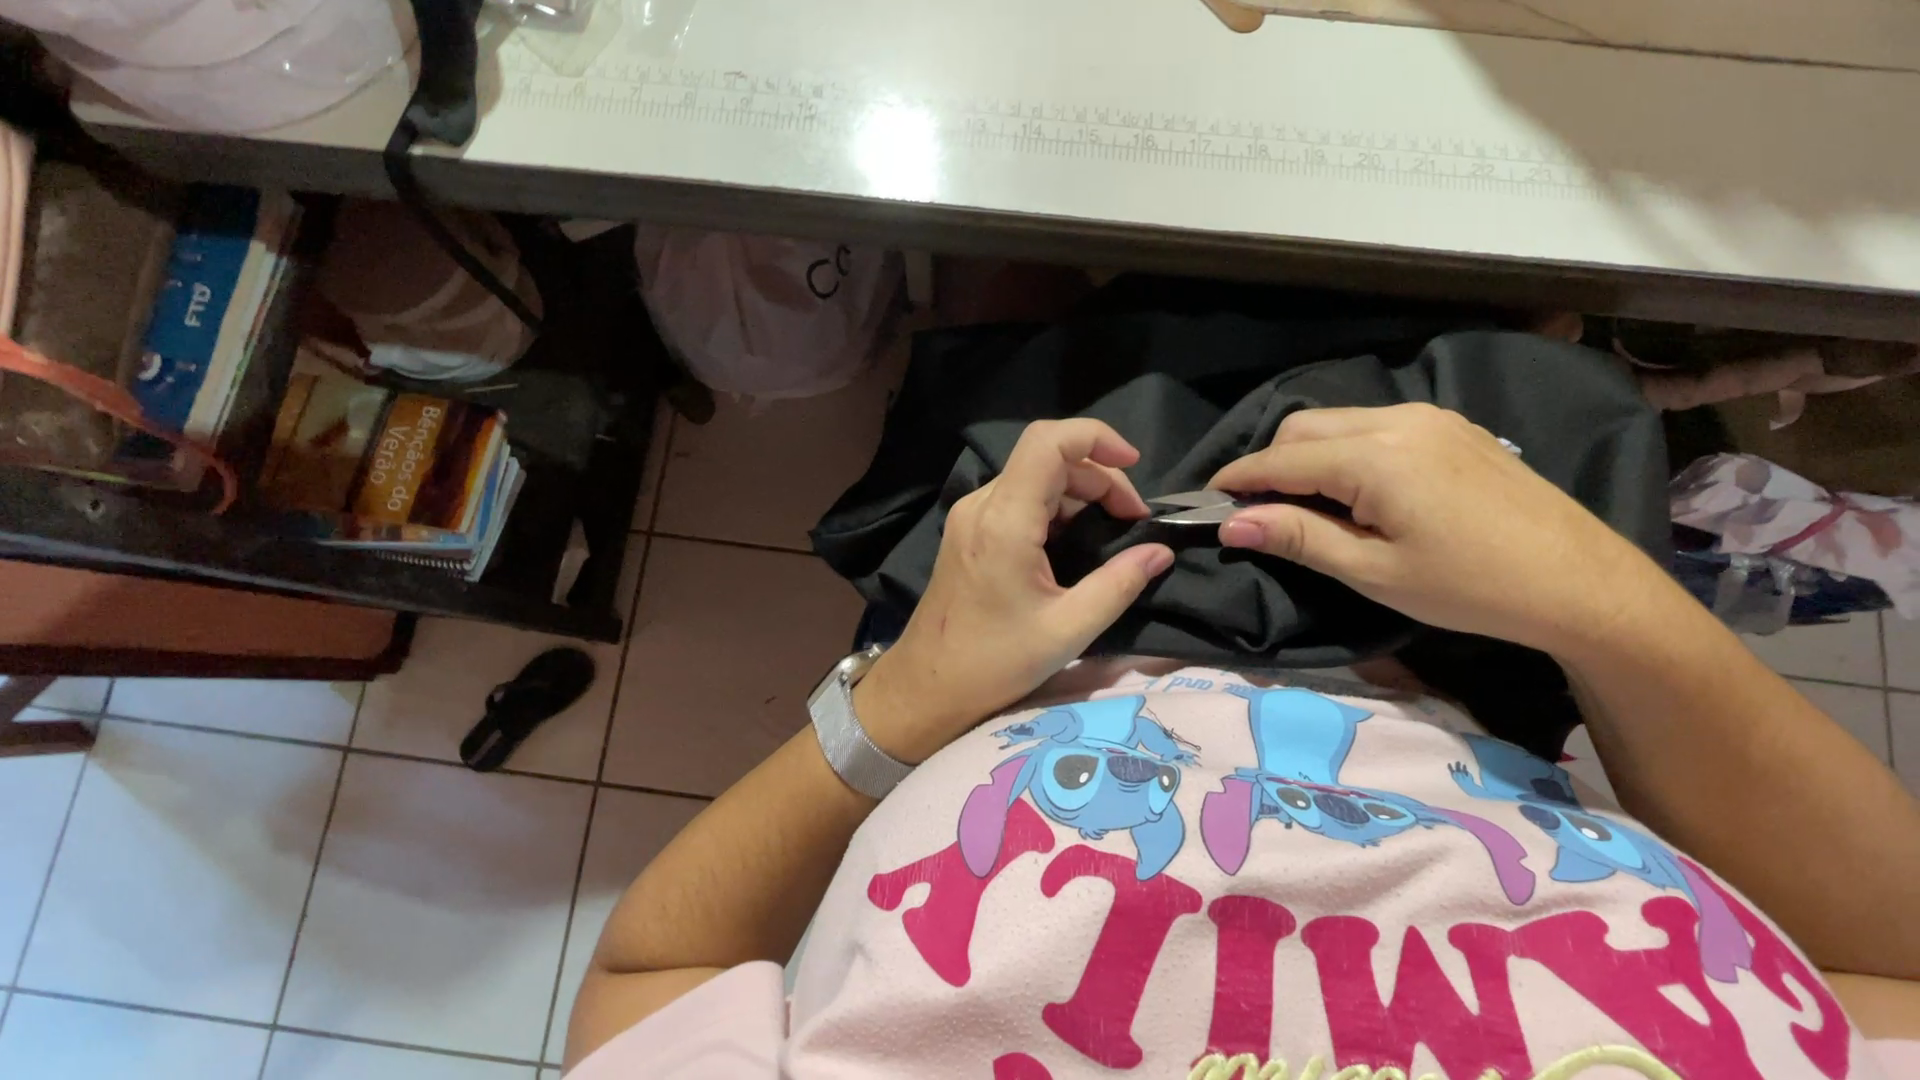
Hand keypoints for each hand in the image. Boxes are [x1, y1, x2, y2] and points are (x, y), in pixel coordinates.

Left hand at [855, 420, 1175, 762]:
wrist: (928, 686)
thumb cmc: (994, 662)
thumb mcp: (1068, 629)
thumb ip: (1119, 584)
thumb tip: (1160, 552)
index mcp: (1004, 521)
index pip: (1048, 442)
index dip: (1096, 437)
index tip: (1135, 464)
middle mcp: (982, 506)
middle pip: (1048, 458)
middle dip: (1100, 478)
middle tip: (1133, 521)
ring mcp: (970, 517)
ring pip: (1034, 477)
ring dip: (1080, 494)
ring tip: (1113, 532)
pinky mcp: (968, 532)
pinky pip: (1019, 500)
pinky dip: (1056, 508)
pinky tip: (1077, 543)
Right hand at [1207, 404, 1660, 654]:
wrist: (1582, 583)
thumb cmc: (1471, 587)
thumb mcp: (1374, 572)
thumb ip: (1299, 538)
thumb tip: (1231, 523)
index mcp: (1374, 457)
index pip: (1280, 460)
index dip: (1236, 481)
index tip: (1204, 504)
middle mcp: (1397, 420)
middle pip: (1303, 428)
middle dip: (1269, 463)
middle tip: (1256, 512)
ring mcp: (1430, 418)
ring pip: (1338, 421)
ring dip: (1306, 454)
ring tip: (1302, 503)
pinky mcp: (1452, 427)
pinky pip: (1374, 424)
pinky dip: (1344, 448)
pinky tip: (1353, 487)